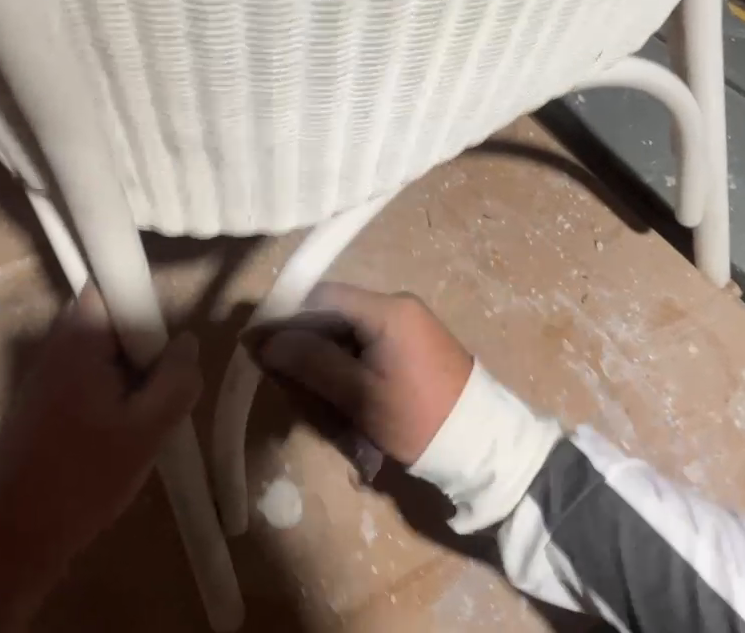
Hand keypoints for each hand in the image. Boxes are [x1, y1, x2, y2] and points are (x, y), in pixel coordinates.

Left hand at [0, 291, 201, 630]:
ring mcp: (43, 373)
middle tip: (159, 390)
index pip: (115, 285)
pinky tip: (116, 437)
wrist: (11, 539)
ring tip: (141, 420)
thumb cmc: (81, 478)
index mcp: (79, 336)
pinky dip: (108, 396)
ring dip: (126, 376)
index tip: (166, 346)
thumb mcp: (147, 431)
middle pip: (110, 320)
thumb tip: (188, 341)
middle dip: (141, 347)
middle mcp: (56, 343)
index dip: (146, 305)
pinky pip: (85, 378)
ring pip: (100, 353)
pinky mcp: (39, 402)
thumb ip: (176, 380)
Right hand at [252, 283, 472, 463]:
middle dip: (306, 342)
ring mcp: (410, 323)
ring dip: (326, 356)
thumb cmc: (419, 419)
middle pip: (334, 311)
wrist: (484, 448)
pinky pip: (368, 341)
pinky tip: (340, 391)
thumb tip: (263, 341)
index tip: (260, 347)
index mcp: (387, 309)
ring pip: (349, 329)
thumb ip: (310, 362)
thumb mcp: (358, 395)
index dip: (287, 318)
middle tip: (284, 377)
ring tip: (313, 393)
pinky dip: (348, 362)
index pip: (322, 296)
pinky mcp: (415, 343)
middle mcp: (398, 304)